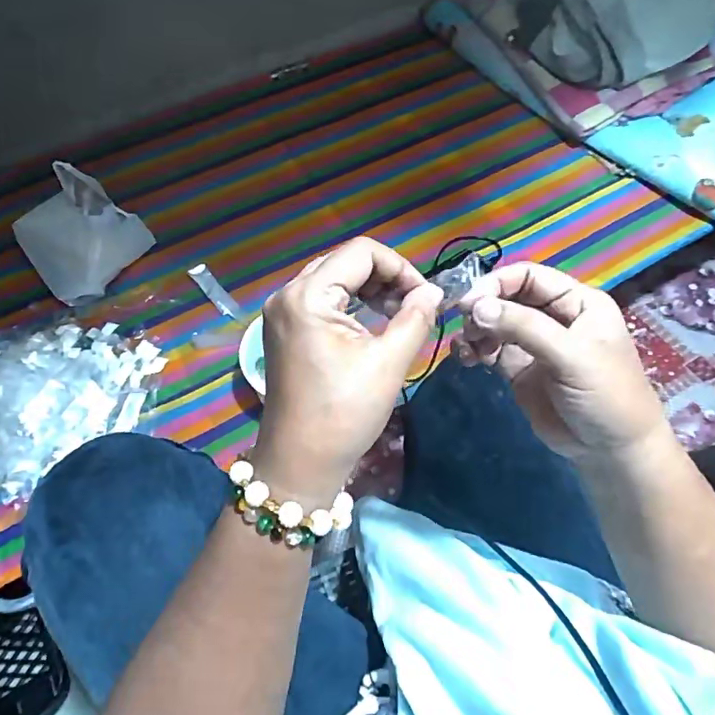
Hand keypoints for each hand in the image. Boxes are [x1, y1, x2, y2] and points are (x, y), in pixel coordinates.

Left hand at [253, 238, 442, 500]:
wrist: (299, 461)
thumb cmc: (343, 414)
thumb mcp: (388, 363)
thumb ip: (414, 317)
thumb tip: (433, 291)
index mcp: (306, 296)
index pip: (361, 253)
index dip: (400, 268)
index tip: (424, 297)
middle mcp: (286, 295)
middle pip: (344, 262)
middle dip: (384, 278)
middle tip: (412, 306)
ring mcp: (281, 313)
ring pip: (332, 280)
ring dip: (368, 290)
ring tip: (397, 314)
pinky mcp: (283, 330)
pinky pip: (320, 301)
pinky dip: (349, 305)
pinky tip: (371, 322)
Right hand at [457, 262, 668, 461]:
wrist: (610, 451)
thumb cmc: (605, 396)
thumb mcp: (571, 356)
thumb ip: (525, 327)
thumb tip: (475, 307)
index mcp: (577, 302)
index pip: (528, 276)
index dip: (496, 284)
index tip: (469, 304)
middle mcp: (554, 316)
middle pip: (506, 297)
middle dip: (482, 309)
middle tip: (467, 330)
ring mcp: (534, 343)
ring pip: (493, 322)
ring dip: (474, 330)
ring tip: (467, 350)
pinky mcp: (518, 368)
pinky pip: (488, 348)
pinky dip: (473, 349)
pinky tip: (466, 359)